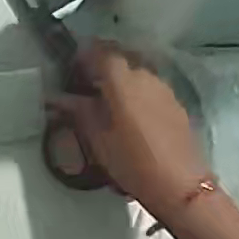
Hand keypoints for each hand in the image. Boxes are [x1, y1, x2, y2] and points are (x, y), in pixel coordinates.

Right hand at [49, 41, 209, 212]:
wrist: (181, 187)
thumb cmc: (132, 161)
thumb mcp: (97, 138)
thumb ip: (78, 110)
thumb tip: (57, 97)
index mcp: (123, 81)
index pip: (101, 52)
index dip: (85, 54)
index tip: (72, 65)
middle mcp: (146, 77)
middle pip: (121, 58)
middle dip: (103, 65)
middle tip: (86, 82)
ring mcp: (165, 90)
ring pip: (138, 72)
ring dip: (121, 79)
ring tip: (107, 99)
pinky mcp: (176, 104)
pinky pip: (151, 87)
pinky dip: (137, 91)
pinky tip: (130, 113)